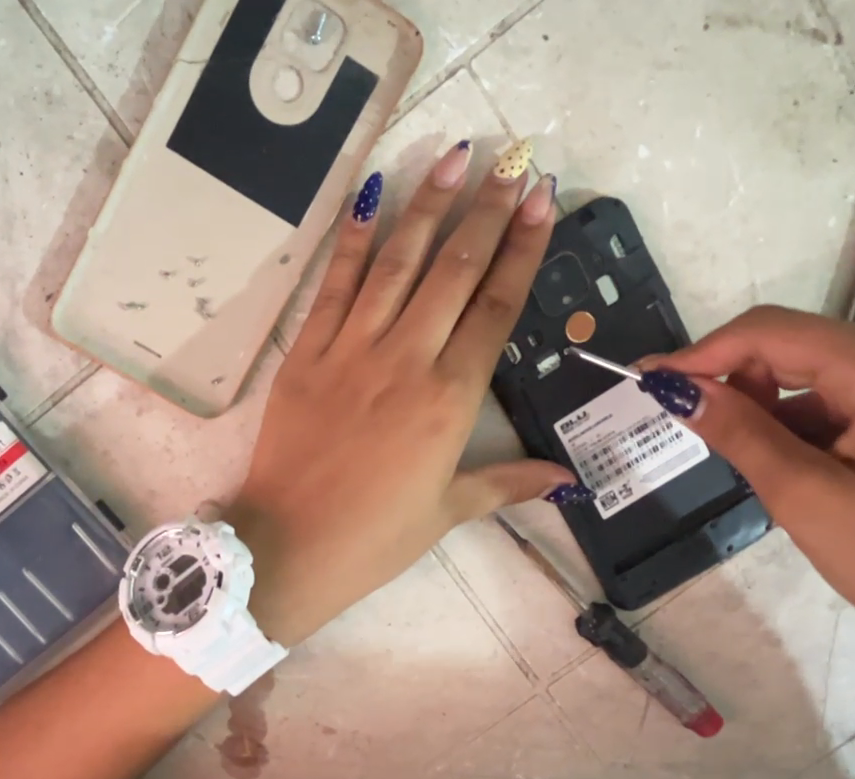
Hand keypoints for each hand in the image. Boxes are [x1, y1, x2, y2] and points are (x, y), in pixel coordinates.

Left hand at [232, 144, 573, 644]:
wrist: (288, 545)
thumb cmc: (373, 537)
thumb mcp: (446, 512)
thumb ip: (506, 483)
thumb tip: (566, 479)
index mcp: (451, 400)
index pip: (497, 308)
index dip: (523, 250)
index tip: (541, 200)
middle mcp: (406, 360)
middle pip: (455, 271)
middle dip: (487, 211)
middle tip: (512, 159)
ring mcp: (351, 351)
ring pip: (397, 265)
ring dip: (428, 207)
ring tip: (454, 156)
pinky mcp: (306, 354)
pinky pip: (334, 286)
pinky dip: (353, 240)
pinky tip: (370, 196)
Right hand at [652, 306, 854, 684]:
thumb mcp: (808, 499)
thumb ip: (740, 435)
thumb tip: (675, 390)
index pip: (773, 333)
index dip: (700, 353)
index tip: (643, 381)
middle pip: (791, 346)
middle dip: (727, 378)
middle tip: (673, 422)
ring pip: (807, 377)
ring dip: (757, 407)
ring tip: (725, 456)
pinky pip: (831, 406)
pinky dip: (788, 428)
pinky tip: (772, 466)